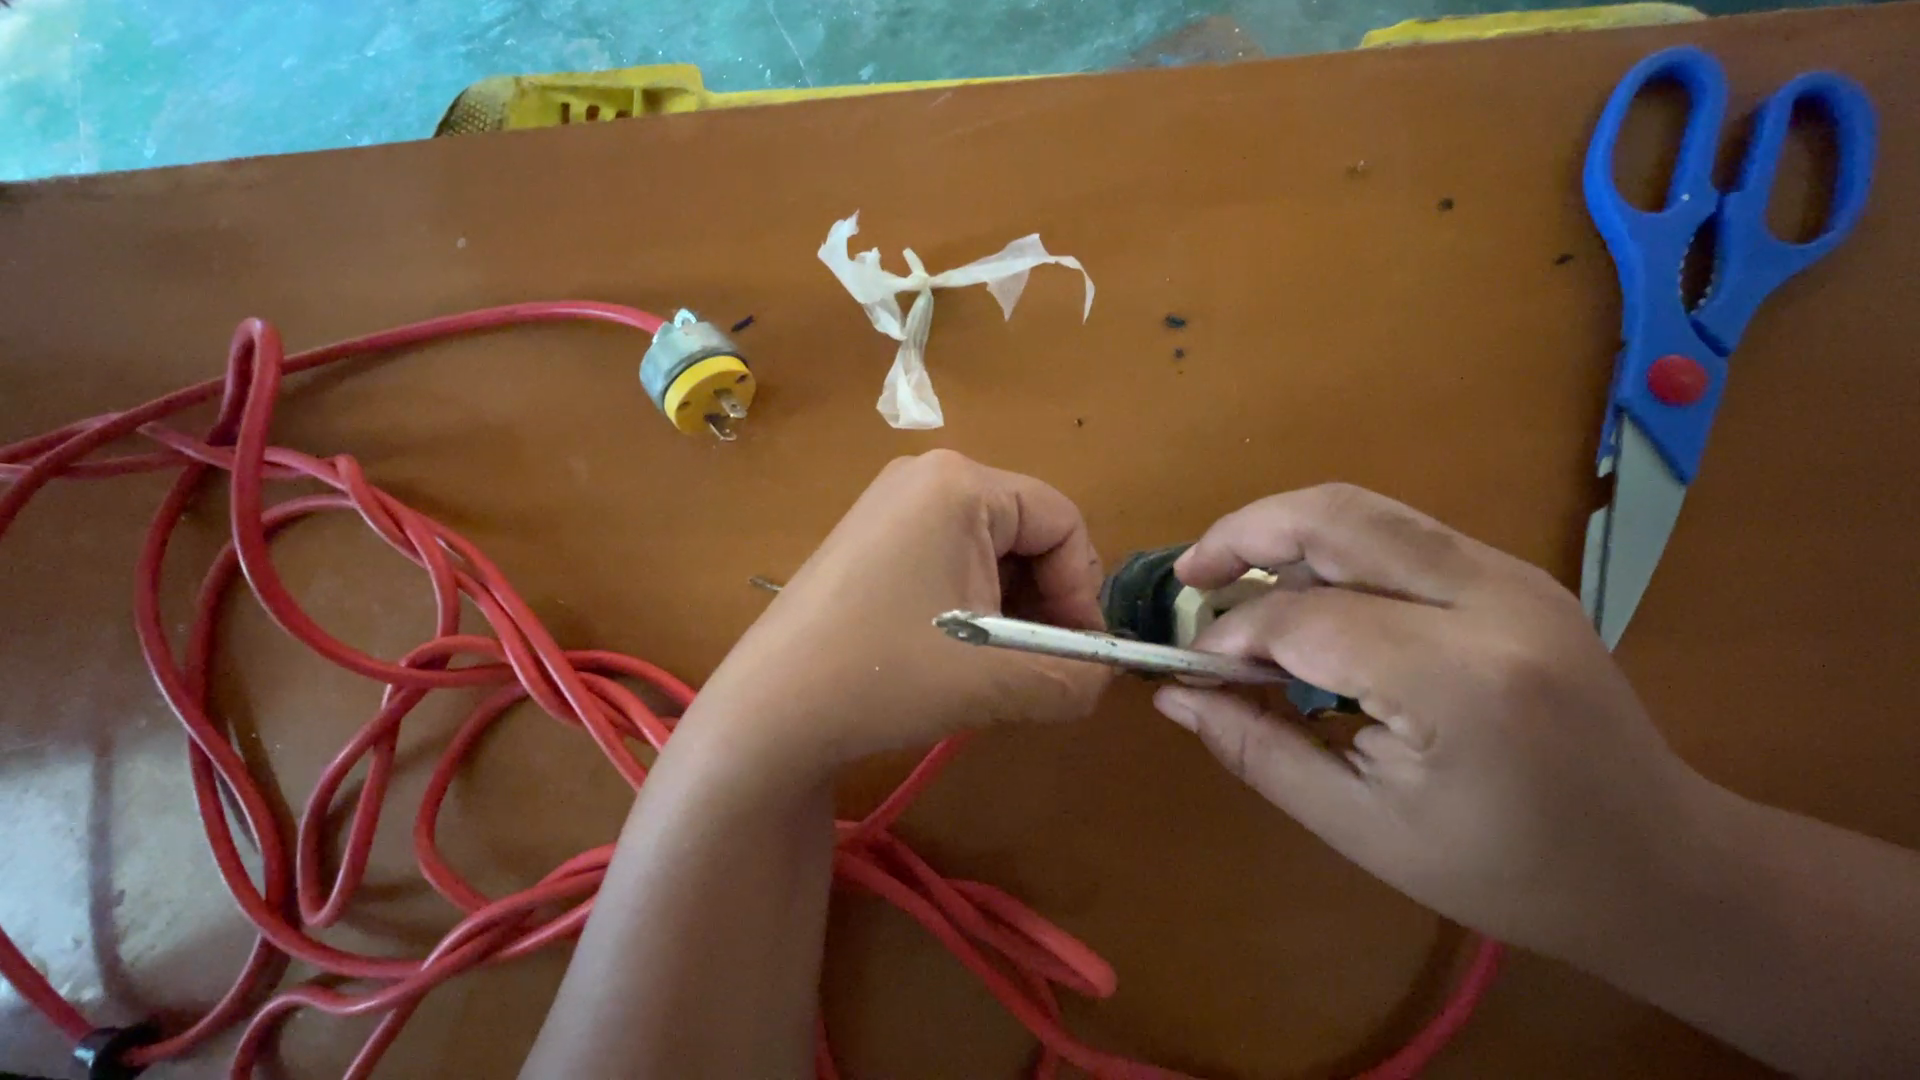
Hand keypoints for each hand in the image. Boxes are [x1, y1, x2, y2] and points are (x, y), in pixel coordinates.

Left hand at [686, 450, 1110, 777]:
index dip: (1084, 590)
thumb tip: (1108, 673)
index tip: (1079, 654)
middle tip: (1039, 664)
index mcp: (960, 484)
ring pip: (988, 549)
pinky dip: (970, 603)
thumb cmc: (887, 678)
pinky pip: (947, 558)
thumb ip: (1078, 676)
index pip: (1064, 521)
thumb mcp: (999, 682)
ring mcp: (889, 505)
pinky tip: (953, 654)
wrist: (769, 712)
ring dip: (1009, 608)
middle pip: (1026, 531)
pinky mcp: (868, 538)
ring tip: (995, 667)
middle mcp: (925, 476)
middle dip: (1045, 601)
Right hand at [1153, 484, 1713, 953]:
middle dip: (1243, 533)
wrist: (1665, 863)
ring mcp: (1513, 575)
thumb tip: (1174, 694)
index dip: (1231, 637)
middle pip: (1337, 518)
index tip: (1194, 670)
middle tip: (1191, 575)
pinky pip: (1397, 532)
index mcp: (1460, 682)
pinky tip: (1302, 592)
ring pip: (1365, 510)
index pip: (1306, 620)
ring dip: (1283, 531)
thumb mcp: (1364, 828)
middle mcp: (1492, 601)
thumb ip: (1258, 749)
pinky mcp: (1514, 572)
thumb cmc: (1509, 870)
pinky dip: (1329, 548)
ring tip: (1230, 576)